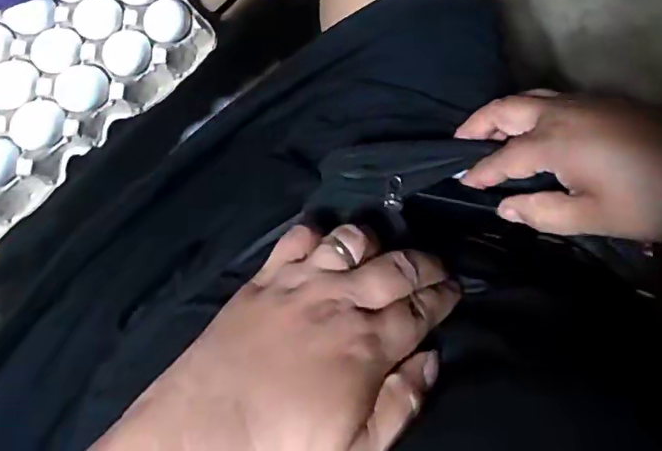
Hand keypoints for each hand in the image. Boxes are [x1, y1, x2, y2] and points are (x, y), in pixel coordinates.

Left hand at [96, 224, 459, 450]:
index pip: (418, 310)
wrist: (204, 431)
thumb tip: (432, 360)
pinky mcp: (268, 275)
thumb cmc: (282, 446)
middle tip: (440, 265)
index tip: (457, 290)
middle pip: (396, 268)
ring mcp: (302, 281)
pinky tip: (325, 240)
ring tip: (384, 251)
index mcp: (366, 345)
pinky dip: (318, 232)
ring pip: (352, 241)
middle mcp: (340, 301)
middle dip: (425, 264)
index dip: (443, 298)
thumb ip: (400, 404)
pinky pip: (300, 237)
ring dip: (375, 242)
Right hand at [457, 91, 661, 242]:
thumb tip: (504, 206)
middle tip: (460, 141)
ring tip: (489, 130)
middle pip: (506, 109)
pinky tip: (531, 126)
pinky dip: (526, 108)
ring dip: (502, 111)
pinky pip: (546, 97)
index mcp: (554, 141)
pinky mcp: (598, 100)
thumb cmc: (649, 200)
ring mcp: (580, 101)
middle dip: (479, 123)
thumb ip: (545, 211)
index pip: (504, 155)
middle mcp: (560, 112)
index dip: (481, 169)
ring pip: (527, 97)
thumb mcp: (596, 217)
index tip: (462, 179)